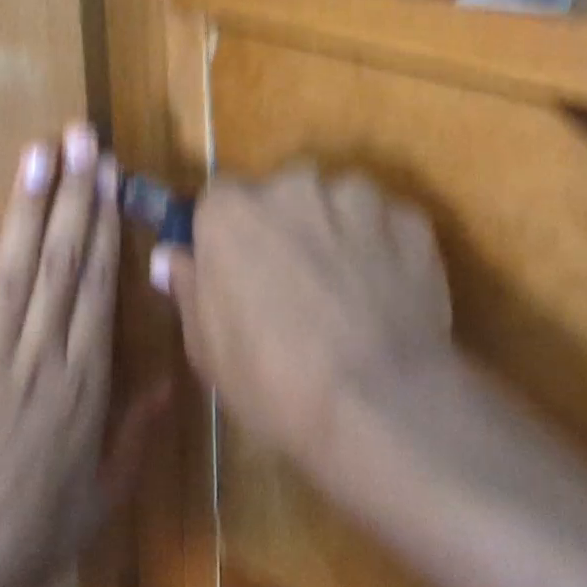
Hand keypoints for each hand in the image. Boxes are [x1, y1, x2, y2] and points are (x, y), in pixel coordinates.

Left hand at [0, 125, 167, 586]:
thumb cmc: (39, 525)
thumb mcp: (108, 487)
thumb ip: (139, 427)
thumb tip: (172, 375)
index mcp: (86, 378)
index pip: (100, 284)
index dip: (107, 224)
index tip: (111, 176)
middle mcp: (43, 355)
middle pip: (65, 262)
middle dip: (75, 195)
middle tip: (81, 138)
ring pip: (15, 271)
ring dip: (28, 208)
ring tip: (38, 153)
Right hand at [153, 165, 452, 467]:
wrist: (379, 401)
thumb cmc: (274, 382)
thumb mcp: (208, 350)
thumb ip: (191, 289)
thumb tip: (175, 256)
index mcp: (233, 211)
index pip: (222, 203)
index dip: (231, 239)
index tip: (241, 275)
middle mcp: (295, 185)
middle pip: (284, 196)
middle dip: (288, 229)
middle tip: (298, 289)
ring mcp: (360, 198)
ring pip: (341, 205)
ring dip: (340, 235)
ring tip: (350, 297)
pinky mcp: (411, 219)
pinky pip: (387, 228)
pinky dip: (386, 252)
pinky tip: (388, 300)